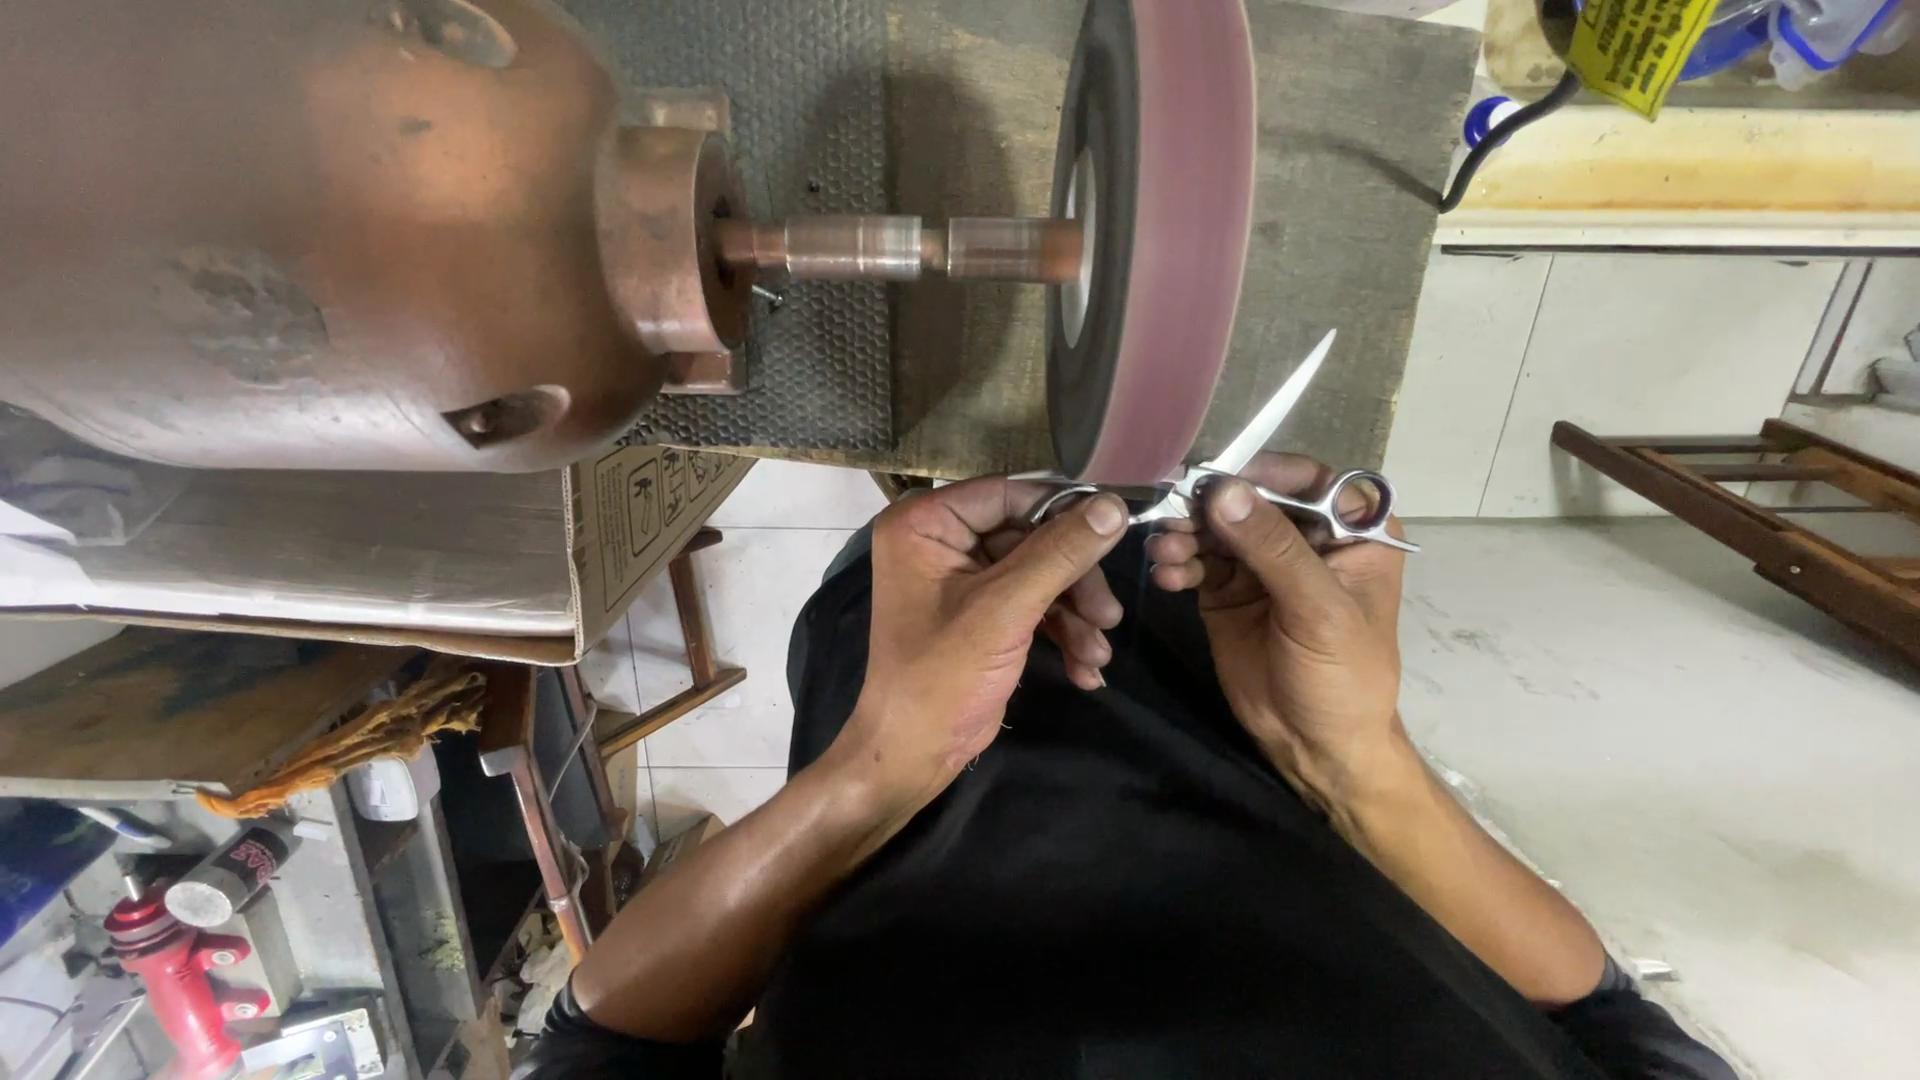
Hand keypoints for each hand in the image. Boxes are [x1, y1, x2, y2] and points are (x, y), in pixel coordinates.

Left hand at [830, 478, 1129, 806]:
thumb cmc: (942, 675)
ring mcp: (963, 579)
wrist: (914, 753)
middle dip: (1074, 580)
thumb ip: (1060, 553)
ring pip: (1039, 572)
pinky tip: (1086, 668)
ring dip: (1075, 613)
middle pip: (1031, 536)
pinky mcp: (983, 613)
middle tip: (1109, 615)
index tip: (1116, 528)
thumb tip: (1114, 506)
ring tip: (1098, 652)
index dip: (1063, 511)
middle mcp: (941, 542)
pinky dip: (1061, 632)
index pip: (1007, 493)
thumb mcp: (1005, 610)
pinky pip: (1032, 603)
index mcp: (924, 524)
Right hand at [1145, 454, 1410, 808]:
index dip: (1263, 473)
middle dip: (1210, 508)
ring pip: (1217, 529)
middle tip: (1171, 516)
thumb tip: (1224, 492)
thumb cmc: (1343, 677)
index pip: (1309, 481)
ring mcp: (1261, 565)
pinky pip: (1197, 561)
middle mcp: (1305, 538)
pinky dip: (1179, 564)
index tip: (1217, 480)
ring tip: (1164, 554)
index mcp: (1353, 532)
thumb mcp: (1318, 610)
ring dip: (1186, 536)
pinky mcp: (1226, 590)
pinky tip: (1168, 576)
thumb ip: (1273, 549)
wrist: (1313, 744)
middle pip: (1251, 501)